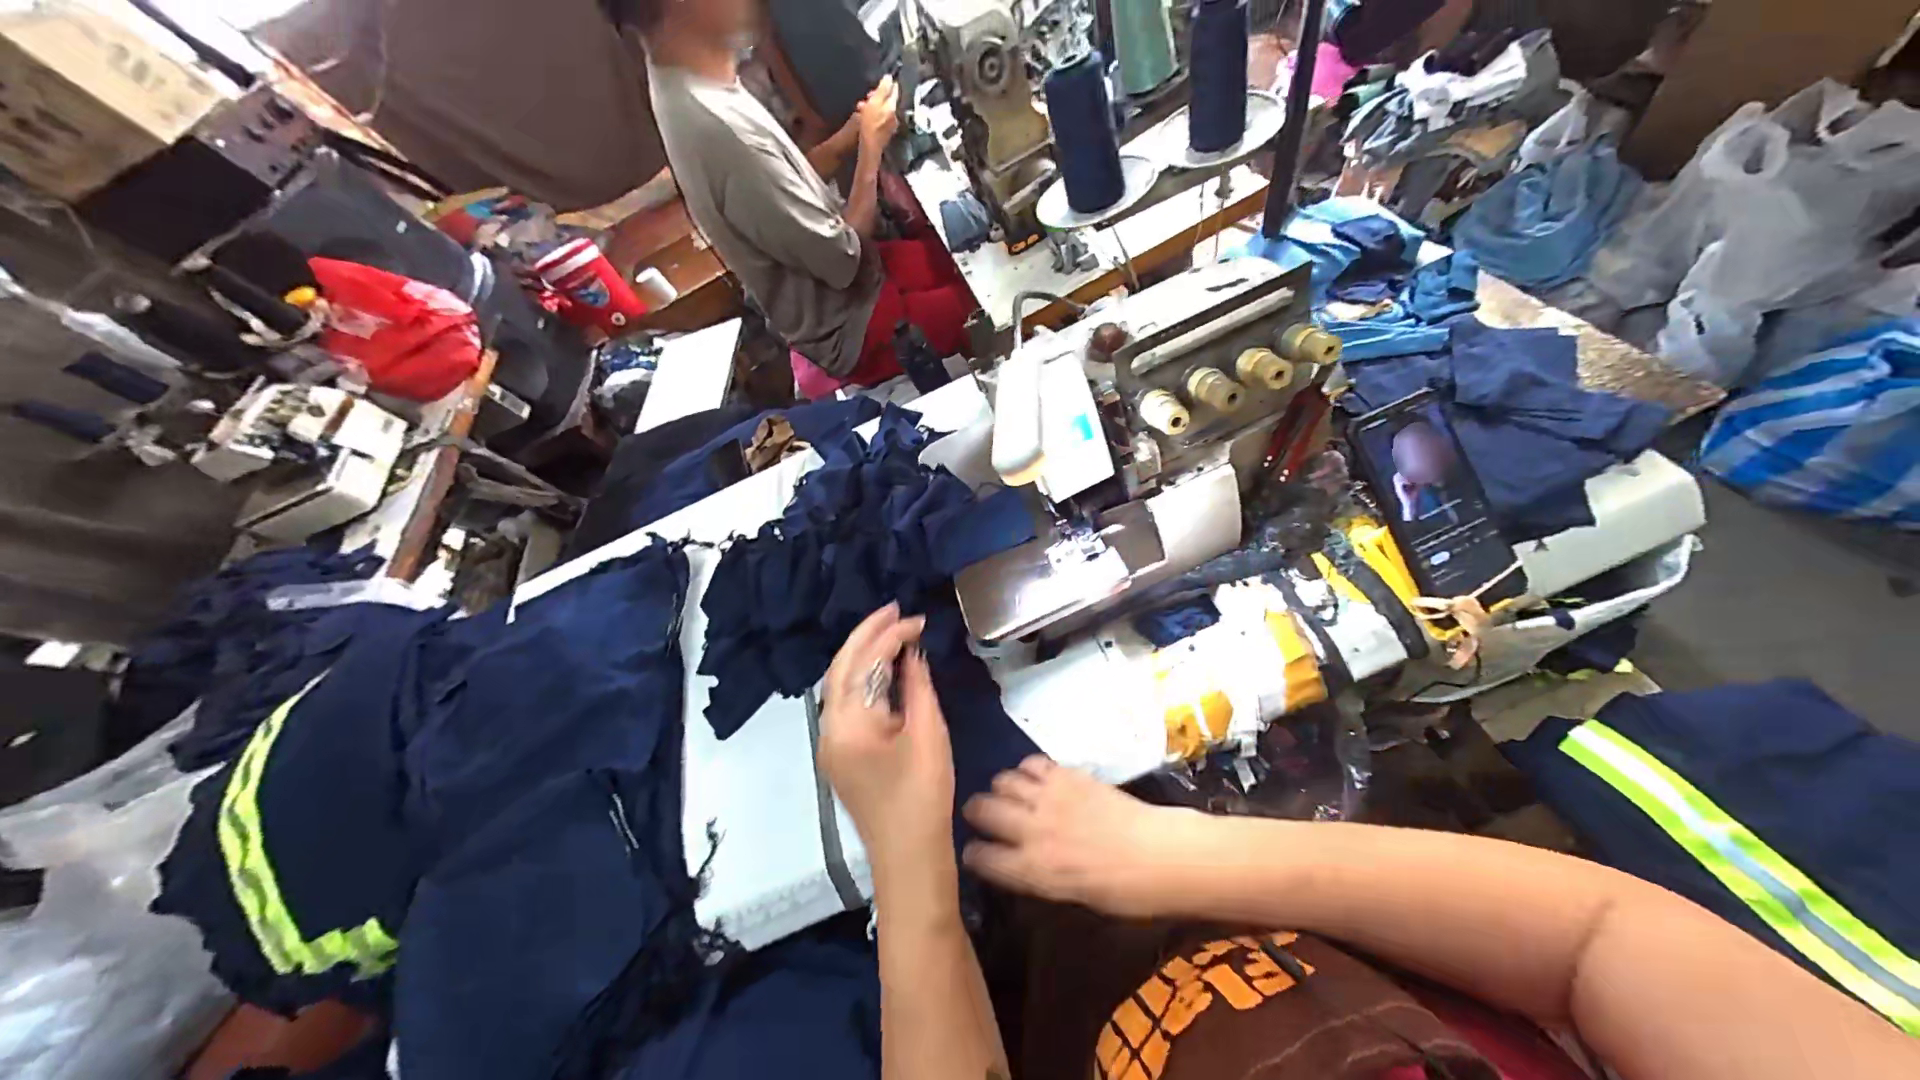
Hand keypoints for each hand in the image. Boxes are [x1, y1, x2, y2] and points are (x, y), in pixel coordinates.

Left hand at [819, 604, 954, 869]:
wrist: (908, 859)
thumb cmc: (924, 798)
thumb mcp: (929, 735)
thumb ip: (917, 687)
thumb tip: (912, 653)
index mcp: (849, 724)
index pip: (865, 663)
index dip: (891, 636)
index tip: (918, 622)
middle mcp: (829, 728)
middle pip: (841, 667)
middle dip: (866, 634)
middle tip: (895, 610)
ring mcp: (829, 742)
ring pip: (839, 683)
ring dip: (861, 653)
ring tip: (890, 629)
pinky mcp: (838, 753)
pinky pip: (845, 702)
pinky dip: (862, 677)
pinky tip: (882, 668)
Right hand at [856, 75, 900, 153]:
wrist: (869, 147)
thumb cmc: (870, 123)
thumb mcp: (875, 102)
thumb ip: (882, 89)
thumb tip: (889, 77)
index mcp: (892, 107)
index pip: (894, 91)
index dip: (889, 84)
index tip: (885, 78)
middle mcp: (894, 116)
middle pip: (888, 101)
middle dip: (878, 96)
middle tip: (868, 95)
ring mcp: (891, 126)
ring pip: (883, 110)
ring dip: (874, 106)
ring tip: (862, 106)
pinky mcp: (885, 134)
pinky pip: (880, 120)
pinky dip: (874, 115)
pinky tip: (865, 117)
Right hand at [962, 758, 1207, 917]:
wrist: (1160, 855)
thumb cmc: (1122, 891)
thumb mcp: (1069, 895)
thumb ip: (1035, 873)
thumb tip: (1014, 859)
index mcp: (1032, 869)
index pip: (981, 857)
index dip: (972, 853)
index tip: (973, 850)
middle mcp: (1033, 831)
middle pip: (983, 809)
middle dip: (975, 810)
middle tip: (981, 813)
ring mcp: (1049, 798)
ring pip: (1003, 780)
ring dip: (1001, 787)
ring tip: (1008, 793)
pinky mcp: (1066, 775)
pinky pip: (1031, 763)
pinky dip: (1027, 769)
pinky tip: (1035, 778)